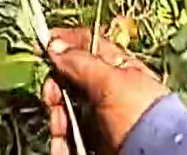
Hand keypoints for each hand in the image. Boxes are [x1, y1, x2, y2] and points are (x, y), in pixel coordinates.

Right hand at [41, 28, 170, 154]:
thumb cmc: (143, 116)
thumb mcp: (112, 81)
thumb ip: (81, 62)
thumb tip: (54, 45)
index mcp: (118, 68)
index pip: (86, 45)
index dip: (65, 42)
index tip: (43, 43)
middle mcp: (107, 93)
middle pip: (70, 80)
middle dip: (56, 85)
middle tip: (51, 93)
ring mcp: (100, 122)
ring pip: (66, 111)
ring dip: (56, 115)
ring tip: (58, 126)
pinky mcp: (94, 147)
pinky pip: (69, 141)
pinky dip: (60, 143)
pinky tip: (60, 146)